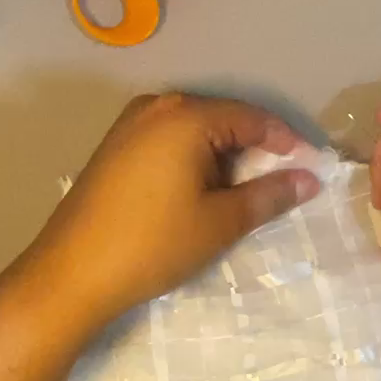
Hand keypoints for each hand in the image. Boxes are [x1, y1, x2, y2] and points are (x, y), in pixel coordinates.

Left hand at [21, 92, 319, 332]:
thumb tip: (310, 179)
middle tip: (279, 184)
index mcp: (185, 116)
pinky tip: (203, 192)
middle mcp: (157, 107)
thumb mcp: (221, 222)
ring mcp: (130, 125)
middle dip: (255, 150)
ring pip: (196, 131)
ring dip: (225, 157)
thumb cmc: (154, 244)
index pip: (252, 118)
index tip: (310, 168)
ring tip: (243, 194)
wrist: (71, 274)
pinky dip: (196, 160)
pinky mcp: (115, 147)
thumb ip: (269, 195)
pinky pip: (170, 141)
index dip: (286, 142)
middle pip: (223, 119)